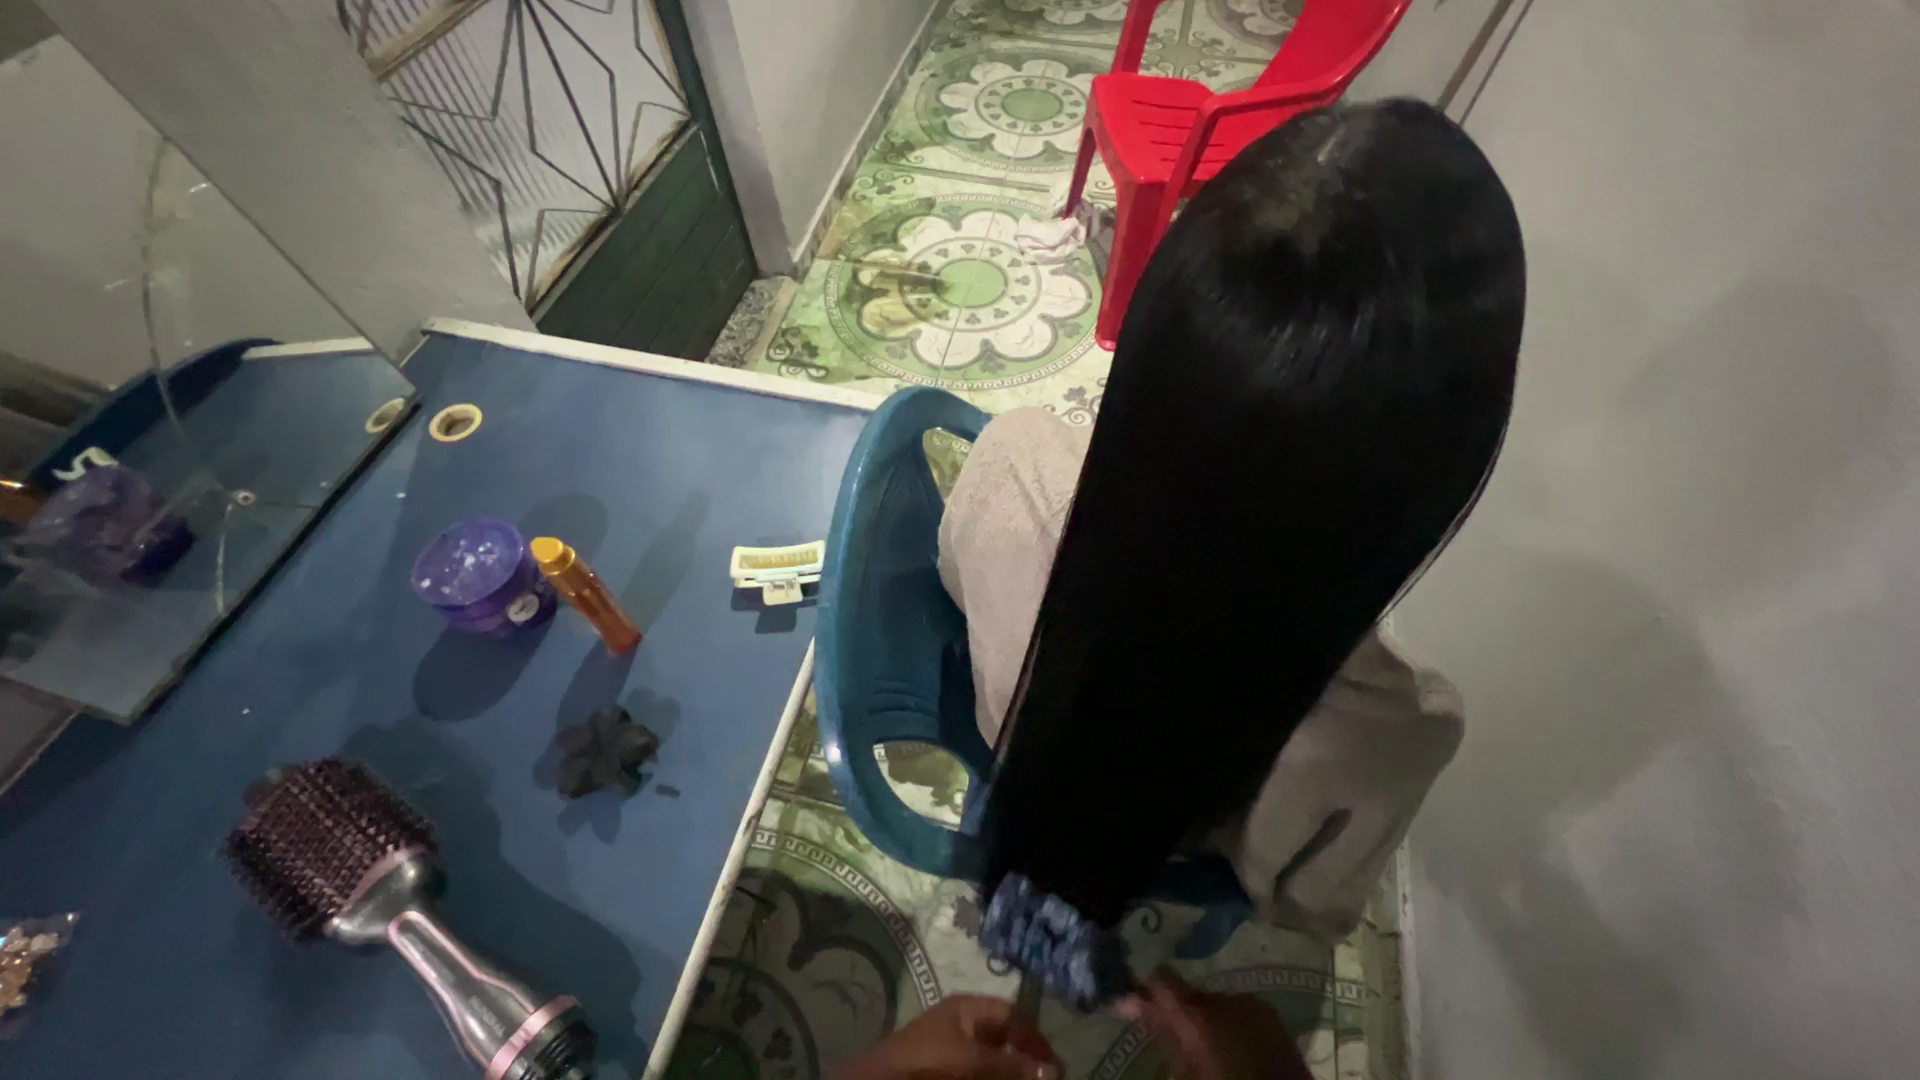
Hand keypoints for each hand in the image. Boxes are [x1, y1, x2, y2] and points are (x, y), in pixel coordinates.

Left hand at [837, 994, 1060, 1079]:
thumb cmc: (926, 1062)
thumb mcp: (972, 1061)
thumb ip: (1010, 1066)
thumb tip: (1052, 1071)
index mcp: (967, 1008)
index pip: (1011, 1015)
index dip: (1034, 1038)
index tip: (1054, 1067)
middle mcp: (963, 1024)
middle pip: (1005, 1038)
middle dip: (1026, 1060)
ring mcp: (955, 1050)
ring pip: (994, 1060)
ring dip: (1012, 1073)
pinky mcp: (948, 1071)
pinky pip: (980, 1072)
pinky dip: (994, 1078)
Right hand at [1115, 969, 1311, 1079]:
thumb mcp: (1186, 1074)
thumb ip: (1162, 1035)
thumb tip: (1129, 1002)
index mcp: (1198, 1016)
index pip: (1161, 979)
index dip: (1149, 992)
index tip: (1137, 1007)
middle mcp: (1224, 998)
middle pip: (1190, 994)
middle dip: (1181, 1013)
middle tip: (1180, 1046)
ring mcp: (1253, 1005)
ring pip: (1216, 1004)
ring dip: (1208, 1022)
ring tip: (1212, 1055)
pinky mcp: (1274, 1018)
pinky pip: (1240, 1013)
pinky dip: (1231, 1028)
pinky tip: (1236, 1055)